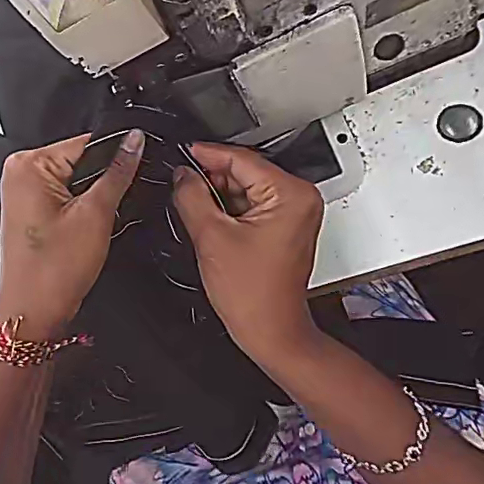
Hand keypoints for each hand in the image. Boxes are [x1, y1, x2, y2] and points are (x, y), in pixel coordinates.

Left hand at [0, 130, 142, 339]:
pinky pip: (68, 196)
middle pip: (83, 160)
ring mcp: (25, 193)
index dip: (118, 159)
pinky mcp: (33, 211)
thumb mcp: (96, 215)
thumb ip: (118, 173)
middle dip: (104, 182)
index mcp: (28, 165)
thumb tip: (134, 142)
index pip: (88, 142)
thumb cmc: (50, 273)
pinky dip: (83, 210)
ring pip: (78, 180)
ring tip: (93, 226)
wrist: (34, 314)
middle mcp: (20, 173)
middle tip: (106, 213)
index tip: (135, 175)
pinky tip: (85, 231)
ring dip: (94, 199)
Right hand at [171, 143, 323, 359]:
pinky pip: (254, 204)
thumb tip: (183, 174)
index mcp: (291, 194)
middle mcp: (301, 199)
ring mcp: (296, 212)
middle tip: (184, 187)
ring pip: (247, 188)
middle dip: (213, 180)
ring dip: (220, 196)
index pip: (243, 159)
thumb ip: (192, 196)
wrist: (270, 330)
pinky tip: (215, 225)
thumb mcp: (211, 237)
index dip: (207, 155)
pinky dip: (231, 210)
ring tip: (200, 215)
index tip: (185, 153)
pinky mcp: (287, 225)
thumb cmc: (255, 296)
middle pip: (246, 172)